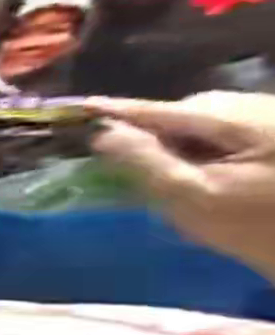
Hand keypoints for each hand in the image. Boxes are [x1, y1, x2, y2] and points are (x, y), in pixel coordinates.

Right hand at [88, 92, 274, 278]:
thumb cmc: (257, 228)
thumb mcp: (190, 197)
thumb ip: (144, 161)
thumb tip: (103, 132)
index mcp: (253, 123)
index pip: (170, 111)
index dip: (121, 110)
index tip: (79, 106)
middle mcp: (274, 113)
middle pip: (201, 106)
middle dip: (161, 125)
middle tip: (132, 152)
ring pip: (220, 114)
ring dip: (186, 133)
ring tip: (170, 161)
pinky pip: (241, 125)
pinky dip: (211, 139)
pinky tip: (206, 161)